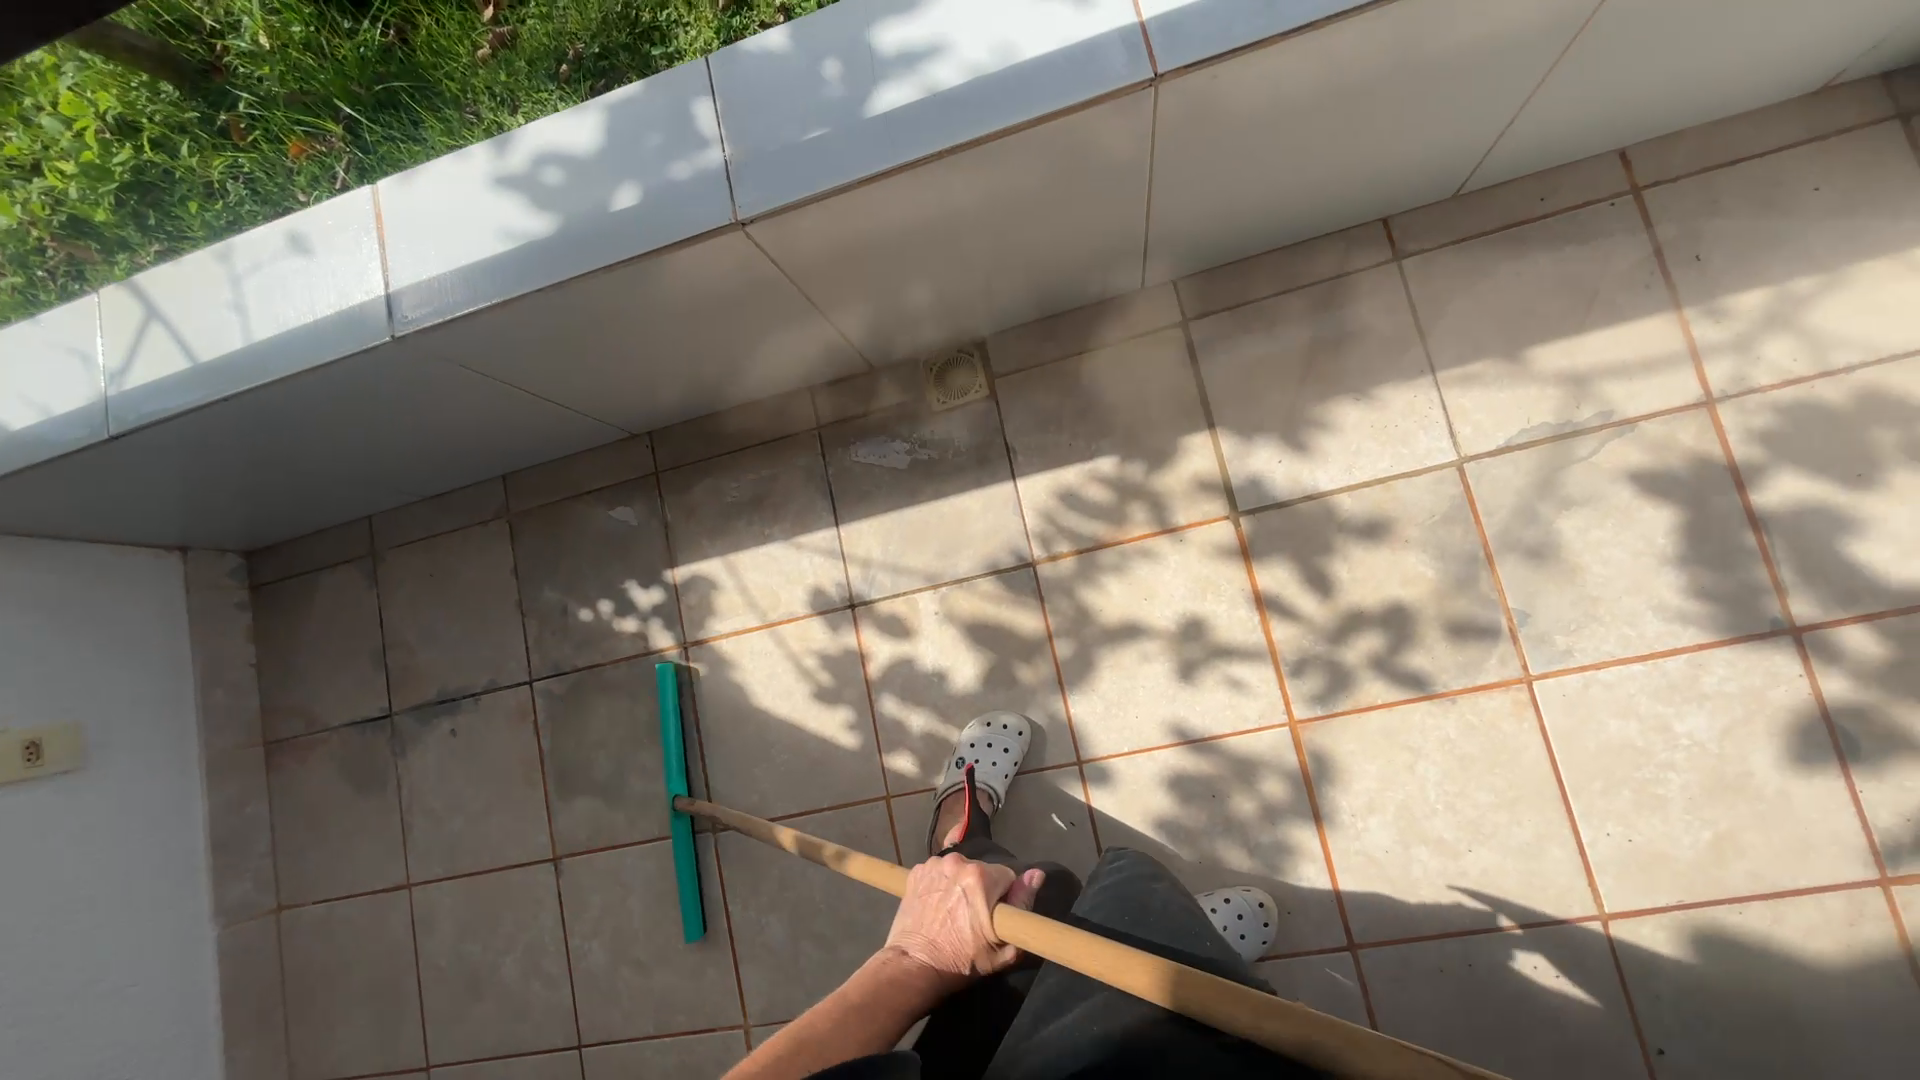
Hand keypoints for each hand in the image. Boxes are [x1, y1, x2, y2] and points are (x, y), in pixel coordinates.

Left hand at [882, 853, 1044, 987]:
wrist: (913, 966)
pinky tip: (937, 904)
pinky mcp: (916, 871)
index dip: (1005, 898)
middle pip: (982, 871)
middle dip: (982, 889)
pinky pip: (939, 872)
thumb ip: (1023, 906)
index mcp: (981, 876)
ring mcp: (934, 864)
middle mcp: (958, 862)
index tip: (994, 917)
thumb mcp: (1002, 945)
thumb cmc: (961, 960)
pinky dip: (941, 883)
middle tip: (973, 917)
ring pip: (960, 869)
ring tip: (953, 911)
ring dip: (961, 884)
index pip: (1008, 876)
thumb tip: (1037, 874)